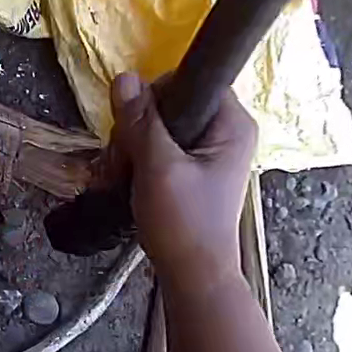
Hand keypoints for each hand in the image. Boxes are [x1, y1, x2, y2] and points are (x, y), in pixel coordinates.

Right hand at [107, 72, 256, 282]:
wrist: (192, 274)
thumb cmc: (183, 223)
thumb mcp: (158, 168)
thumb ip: (141, 122)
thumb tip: (124, 77)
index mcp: (231, 124)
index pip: (188, 81)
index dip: (155, 98)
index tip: (135, 128)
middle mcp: (224, 133)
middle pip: (168, 105)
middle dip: (136, 130)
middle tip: (124, 160)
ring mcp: (207, 153)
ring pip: (157, 129)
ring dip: (130, 148)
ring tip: (120, 175)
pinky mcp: (190, 170)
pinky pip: (156, 149)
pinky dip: (136, 162)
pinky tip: (123, 180)